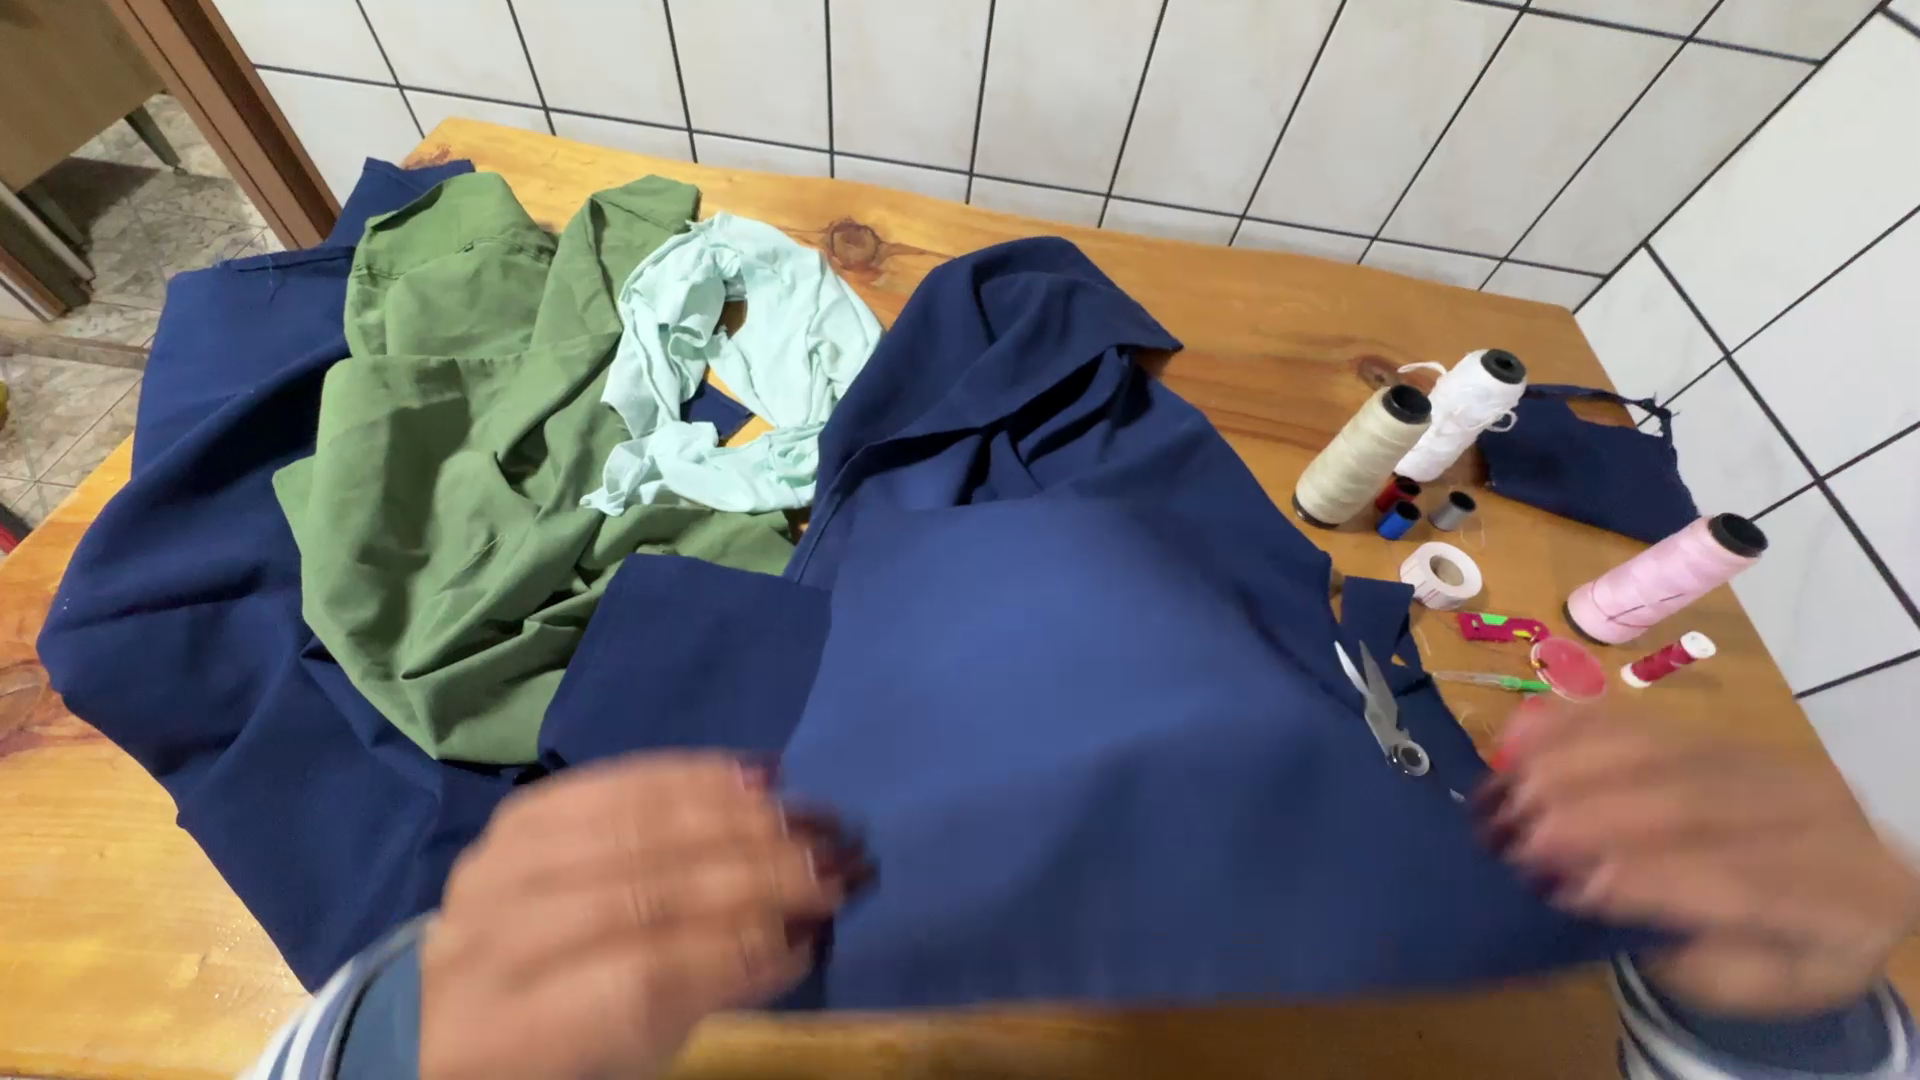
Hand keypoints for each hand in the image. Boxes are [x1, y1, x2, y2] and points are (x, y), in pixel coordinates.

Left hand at [419, 753, 866, 1079]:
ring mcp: (503, 861)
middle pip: (646, 890)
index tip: (816, 931)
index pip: (637, 981)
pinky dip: (699, 775)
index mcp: (502, 1036)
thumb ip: (702, 1000)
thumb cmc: (553, 1059)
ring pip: (641, 825)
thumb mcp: (627, 1061)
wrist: (447, 1013)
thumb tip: (800, 936)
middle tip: (840, 862)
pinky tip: (761, 775)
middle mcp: (491, 936)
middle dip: (759, 873)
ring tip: (813, 819)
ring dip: (743, 819)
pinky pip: (625, 780)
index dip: (735, 951)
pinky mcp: (528, 813)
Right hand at [1479, 698, 1919, 1016]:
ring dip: (1561, 764)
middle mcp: (1814, 809)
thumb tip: (1598, 892)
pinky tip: (1517, 734)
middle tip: (1511, 837)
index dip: (1645, 880)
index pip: (1739, 878)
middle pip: (1686, 800)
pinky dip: (1563, 720)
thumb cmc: (1782, 946)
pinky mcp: (1705, 728)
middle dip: (1584, 815)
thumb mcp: (1762, 978)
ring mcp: (1756, 756)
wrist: (1823, 886)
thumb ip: (1698, 948)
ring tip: (1506, 793)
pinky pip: (1625, 714)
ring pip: (1647, 746)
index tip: (1565, 890)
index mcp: (1851, 891)